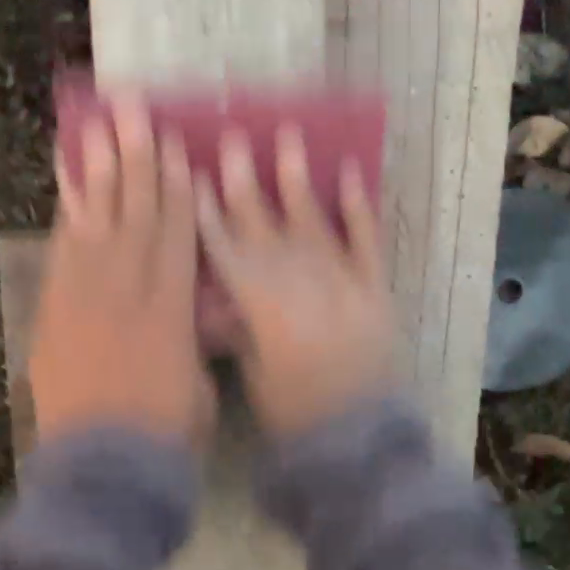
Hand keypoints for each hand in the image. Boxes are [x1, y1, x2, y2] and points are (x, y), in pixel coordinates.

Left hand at [29, 97, 212, 446]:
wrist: (102, 473)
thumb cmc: (165, 440)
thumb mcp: (199, 388)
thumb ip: (190, 341)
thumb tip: (185, 315)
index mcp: (170, 312)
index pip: (176, 236)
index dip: (175, 189)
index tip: (175, 146)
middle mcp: (125, 294)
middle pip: (133, 217)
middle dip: (136, 161)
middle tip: (134, 112)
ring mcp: (82, 304)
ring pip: (93, 228)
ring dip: (97, 177)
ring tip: (99, 132)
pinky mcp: (51, 320)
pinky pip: (60, 260)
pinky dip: (65, 224)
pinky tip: (68, 194)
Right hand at [196, 128, 394, 437]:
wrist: (358, 434)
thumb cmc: (296, 415)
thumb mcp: (256, 377)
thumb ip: (242, 332)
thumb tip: (225, 300)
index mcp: (261, 307)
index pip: (227, 252)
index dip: (209, 215)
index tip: (195, 178)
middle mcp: (297, 282)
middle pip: (265, 226)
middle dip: (245, 183)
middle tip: (233, 138)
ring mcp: (340, 280)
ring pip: (312, 222)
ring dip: (297, 179)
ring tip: (287, 135)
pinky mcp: (374, 286)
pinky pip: (366, 239)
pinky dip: (358, 205)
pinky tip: (349, 171)